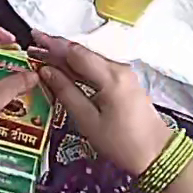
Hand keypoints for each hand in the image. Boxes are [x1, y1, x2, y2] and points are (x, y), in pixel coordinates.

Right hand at [29, 32, 169, 176]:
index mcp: (110, 76)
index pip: (76, 53)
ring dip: (67, 57)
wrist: (158, 155)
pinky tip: (65, 68)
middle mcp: (118, 68)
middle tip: (34, 46)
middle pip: (83, 53)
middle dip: (57, 48)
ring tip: (44, 55)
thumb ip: (66, 93)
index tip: (34, 37)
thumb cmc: (122, 142)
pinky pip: (97, 67)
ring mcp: (123, 73)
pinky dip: (79, 66)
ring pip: (90, 59)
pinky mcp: (124, 81)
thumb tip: (46, 71)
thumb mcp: (89, 121)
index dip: (53, 44)